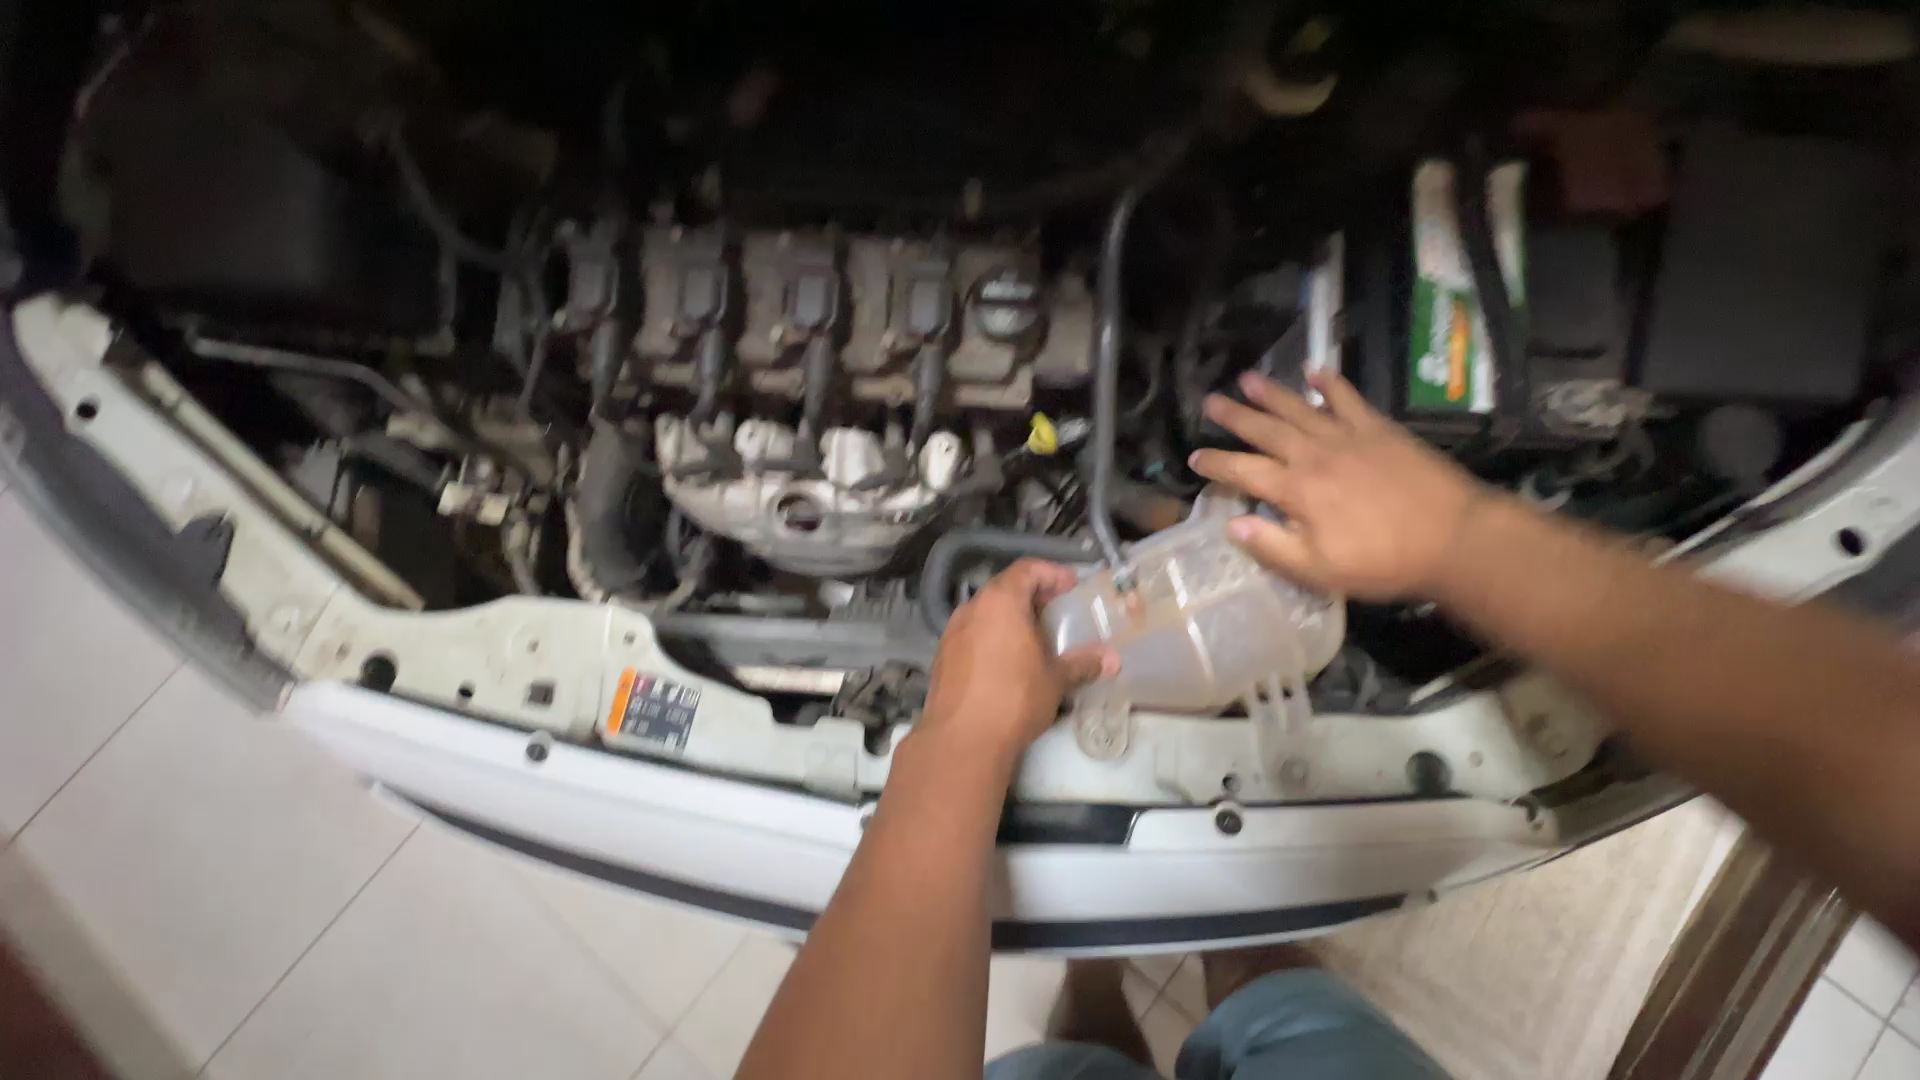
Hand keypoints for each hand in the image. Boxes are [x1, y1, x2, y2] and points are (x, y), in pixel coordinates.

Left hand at [918, 559, 1116, 761]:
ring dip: (1011, 618)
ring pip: (986, 612)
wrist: (962, 739)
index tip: (1071, 588)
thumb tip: (1114, 659)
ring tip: (1035, 639)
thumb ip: (1083, 663)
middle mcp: (971, 608)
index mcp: (1000, 600)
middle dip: (1032, 596)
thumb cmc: (1014, 698)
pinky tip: (1008, 662)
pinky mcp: (942, 656)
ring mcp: (952, 632)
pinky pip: (972, 634)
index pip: (1027, 568)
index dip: (1052, 574)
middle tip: (1057, 613)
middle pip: (1005, 588)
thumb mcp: (1056, 679)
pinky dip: (992, 637)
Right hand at [1188, 371, 1484, 601]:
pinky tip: (1315, 371)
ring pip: (1299, 409)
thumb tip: (1232, 524)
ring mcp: (1348, 438)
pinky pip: (1348, 400)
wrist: (1455, 539)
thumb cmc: (1383, 562)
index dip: (1215, 464)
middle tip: (1209, 401)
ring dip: (1271, 393)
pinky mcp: (1379, 430)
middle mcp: (1314, 456)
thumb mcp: (1319, 570)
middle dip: (1234, 416)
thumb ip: (1272, 546)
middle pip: (1265, 430)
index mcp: (1296, 491)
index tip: (1194, 457)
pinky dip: (1330, 384)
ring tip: (1246, 377)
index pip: (1243, 472)